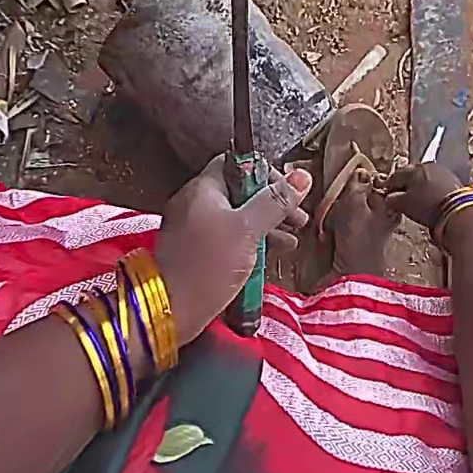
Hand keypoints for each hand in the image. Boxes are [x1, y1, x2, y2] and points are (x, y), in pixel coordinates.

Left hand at [153, 156, 311, 341]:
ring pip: (235, 216)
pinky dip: (249, 242)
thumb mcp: (247, 230)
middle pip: (238, 191)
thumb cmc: (208, 264)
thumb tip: (302, 176)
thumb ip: (274, 202)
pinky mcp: (196, 252)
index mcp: (202, 189)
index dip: (266, 173)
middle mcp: (194, 203)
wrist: (170, 308)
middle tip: (299, 218)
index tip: (290, 191)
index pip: (236, 164)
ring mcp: (193, 228)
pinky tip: (271, 254)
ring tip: (292, 239)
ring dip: (265, 225)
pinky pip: (227, 237)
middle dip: (271, 203)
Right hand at [382, 162, 463, 229]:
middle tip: (401, 197)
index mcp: (411, 170)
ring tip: (416, 200)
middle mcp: (426, 166)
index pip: (394, 176)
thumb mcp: (403, 205)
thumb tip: (389, 198)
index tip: (386, 195)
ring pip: (424, 178)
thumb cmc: (427, 206)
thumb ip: (392, 199)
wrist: (460, 211)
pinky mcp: (454, 180)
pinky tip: (430, 199)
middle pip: (410, 175)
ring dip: (419, 187)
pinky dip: (431, 190)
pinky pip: (436, 183)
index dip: (388, 187)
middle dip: (405, 185)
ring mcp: (442, 172)